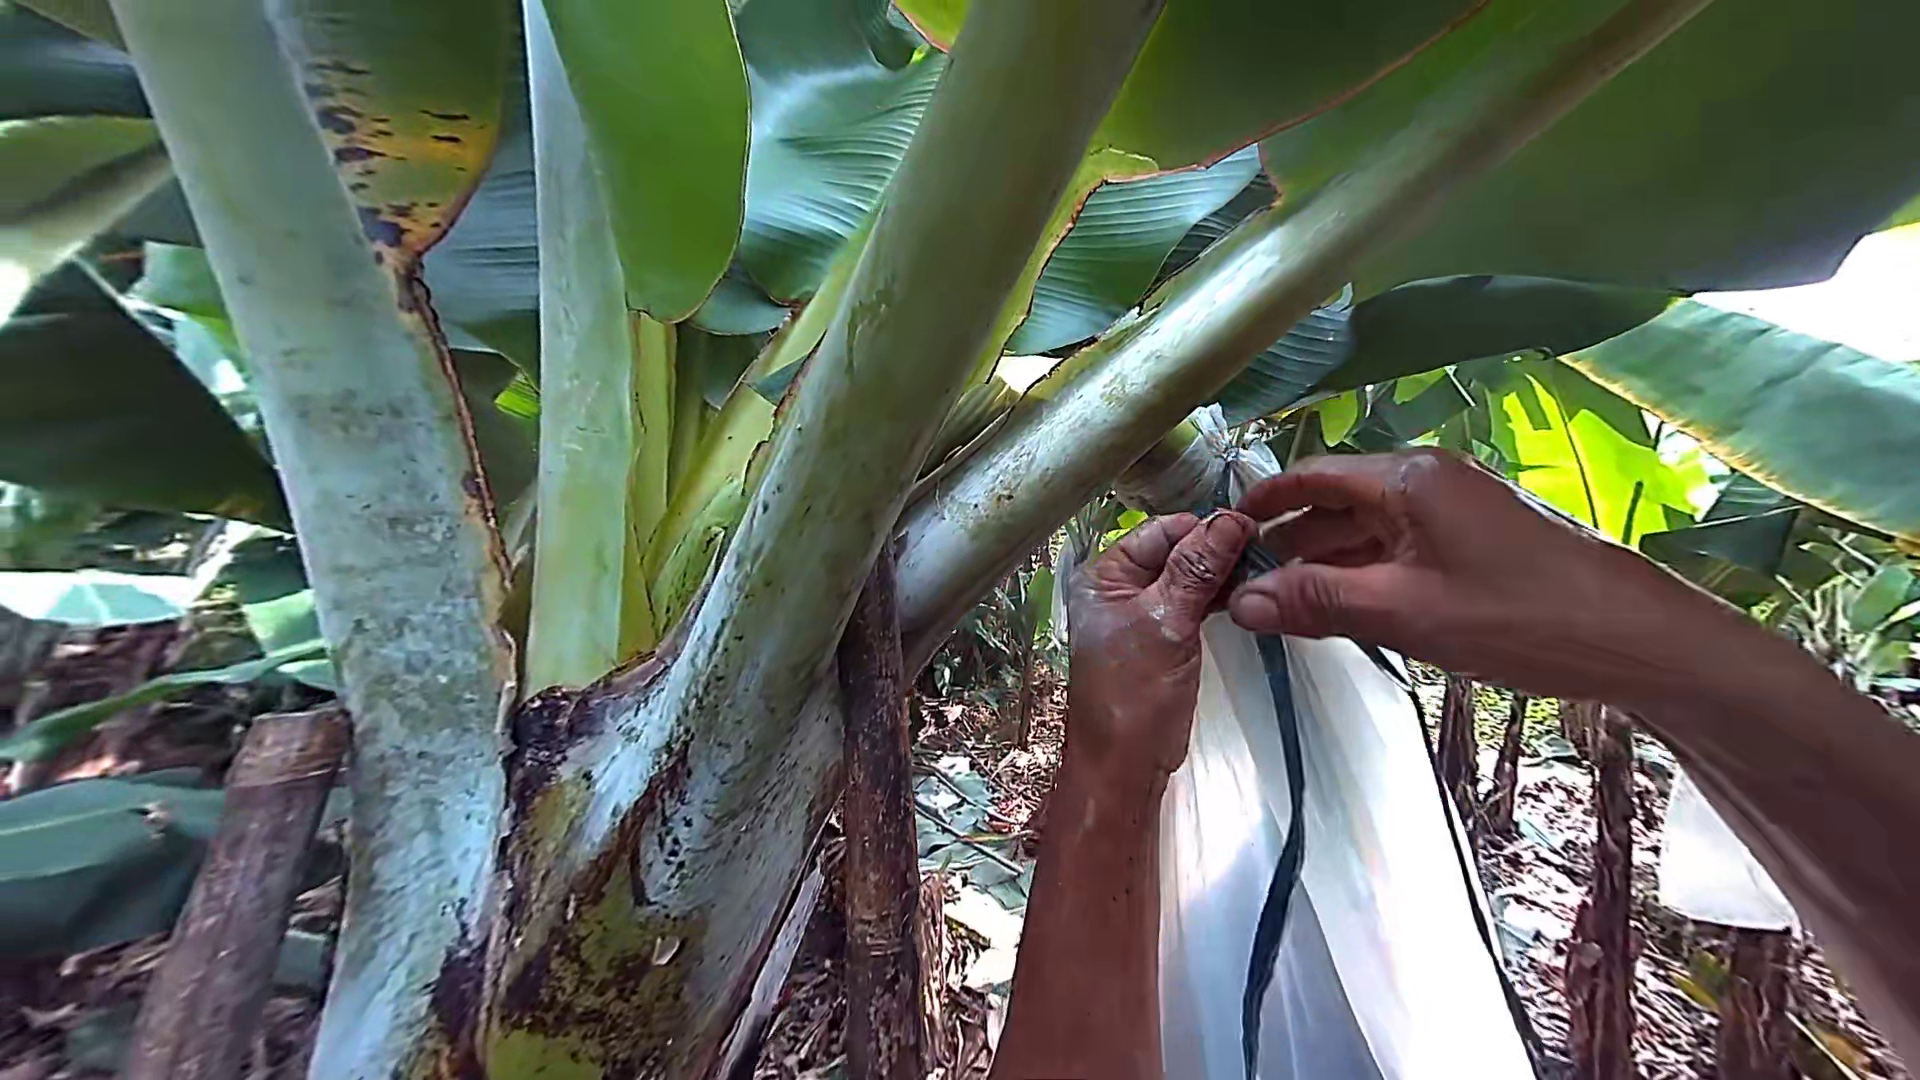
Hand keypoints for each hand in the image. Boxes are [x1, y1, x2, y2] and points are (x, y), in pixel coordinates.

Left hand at [1067, 510, 1253, 781]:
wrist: (1125, 762)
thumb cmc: (1132, 695)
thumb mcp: (1166, 623)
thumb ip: (1196, 569)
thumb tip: (1228, 520)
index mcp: (1104, 575)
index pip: (1159, 531)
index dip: (1203, 527)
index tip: (1251, 528)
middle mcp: (1118, 586)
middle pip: (1174, 550)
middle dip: (1216, 549)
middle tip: (1267, 551)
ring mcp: (1141, 610)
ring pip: (1187, 575)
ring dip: (1221, 572)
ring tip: (1264, 571)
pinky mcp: (1162, 633)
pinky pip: (1192, 601)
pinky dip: (1216, 596)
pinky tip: (1246, 593)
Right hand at [1227, 448, 1735, 704]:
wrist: (1649, 648)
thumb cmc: (1519, 617)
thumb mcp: (1401, 611)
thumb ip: (1312, 602)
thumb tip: (1237, 604)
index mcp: (1405, 479)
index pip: (1309, 476)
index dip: (1261, 502)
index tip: (1223, 534)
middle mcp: (1422, 483)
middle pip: (1330, 505)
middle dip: (1284, 543)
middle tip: (1242, 582)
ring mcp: (1446, 513)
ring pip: (1358, 531)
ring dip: (1317, 563)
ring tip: (1277, 602)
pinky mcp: (1463, 542)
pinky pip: (1388, 551)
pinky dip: (1353, 574)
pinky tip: (1332, 606)